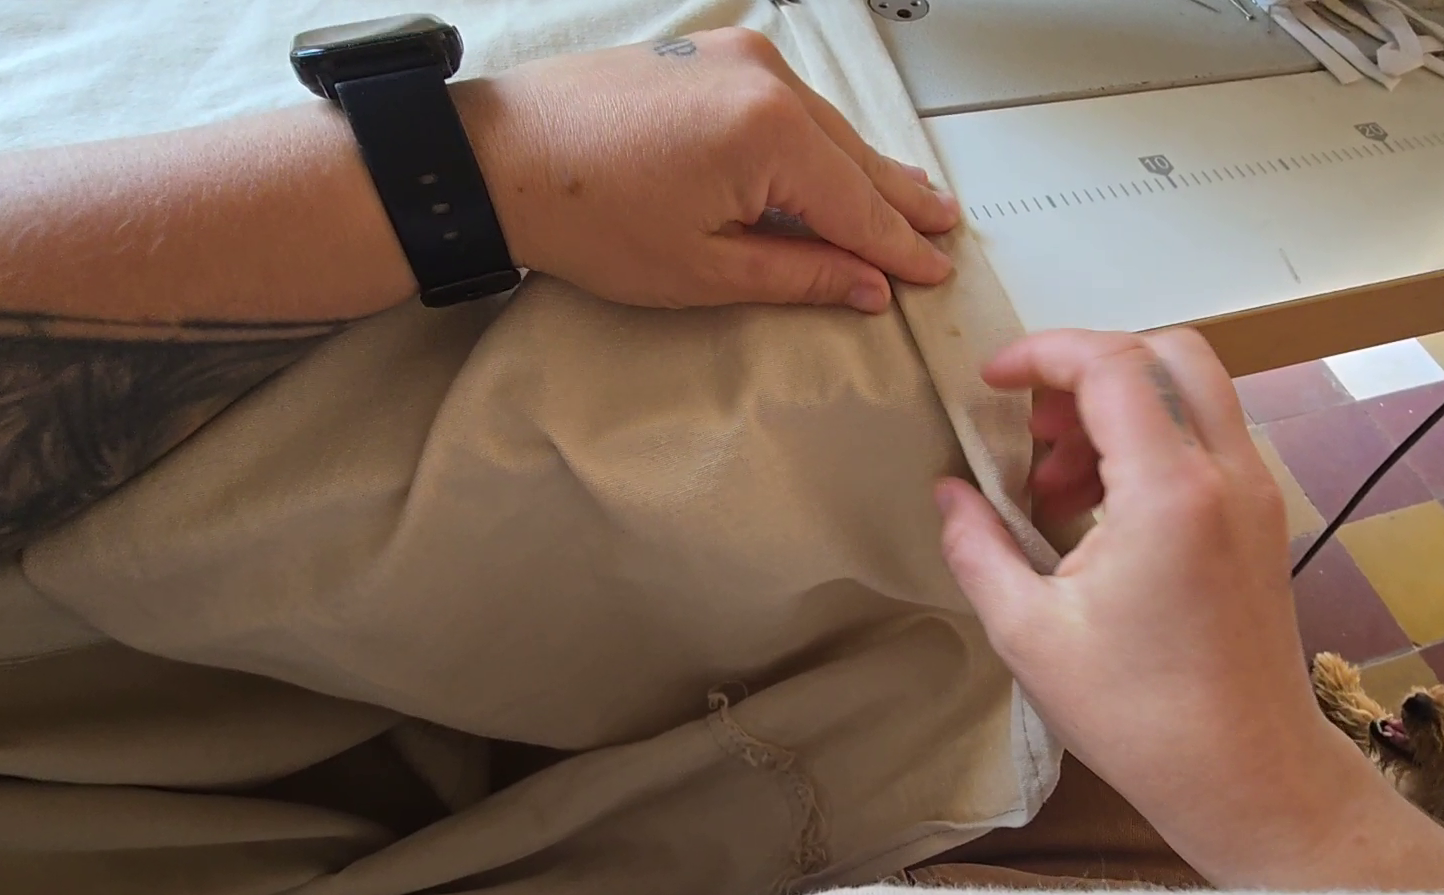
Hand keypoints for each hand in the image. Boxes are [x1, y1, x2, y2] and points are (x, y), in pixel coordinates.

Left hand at [456, 29, 958, 312]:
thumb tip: (866, 287)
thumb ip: (801, 275)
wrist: (499, 159)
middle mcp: (767, 81)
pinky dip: (824, 145)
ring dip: (868, 171)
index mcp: (771, 136)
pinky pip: (792, 108)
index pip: (857, 207)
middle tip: (944, 229)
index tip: (933, 274)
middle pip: (854, 159)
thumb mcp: (708, 271)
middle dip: (900, 202)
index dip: (898, 250)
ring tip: (913, 199)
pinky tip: (844, 162)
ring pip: (828, 130)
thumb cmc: (593, 222)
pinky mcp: (710, 59)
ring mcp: (737, 60)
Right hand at [933, 329, 1443, 892]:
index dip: (1041, 354)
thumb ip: (976, 545)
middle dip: (1085, 371)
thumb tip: (948, 491)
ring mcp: (1254, 494)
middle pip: (1167, 353)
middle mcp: (1227, 474)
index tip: (990, 382)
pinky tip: (1100, 513)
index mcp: (1169, 493)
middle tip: (1032, 432)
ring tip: (1056, 485)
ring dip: (1113, 411)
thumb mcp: (1026, 630)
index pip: (1113, 364)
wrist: (1246, 775)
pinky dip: (1144, 444)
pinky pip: (1202, 439)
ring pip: (1189, 391)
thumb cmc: (1134, 712)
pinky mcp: (1259, 519)